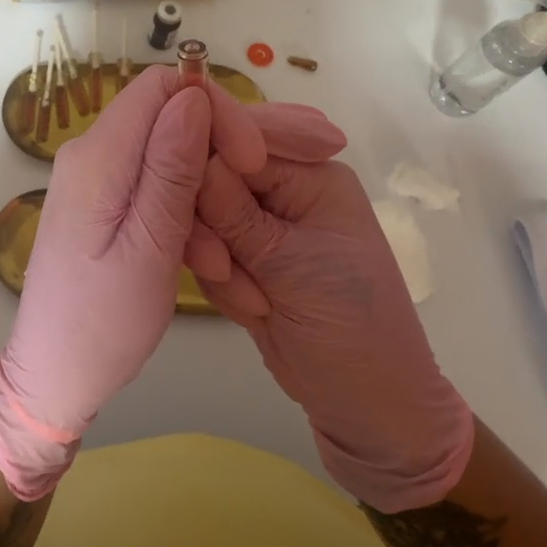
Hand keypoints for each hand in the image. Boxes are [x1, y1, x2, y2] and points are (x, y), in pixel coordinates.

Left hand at [0, 66, 263, 499]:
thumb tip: (193, 96)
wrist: (54, 374)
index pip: (161, 88)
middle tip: (248, 209)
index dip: (215, 108)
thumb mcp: (150, 247)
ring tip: (219, 259)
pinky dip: (183, 213)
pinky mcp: (101, 203)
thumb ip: (170, 169)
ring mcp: (92, 179)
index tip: (252, 158)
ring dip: (202, 195)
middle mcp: (89, 155)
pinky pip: (152, 185)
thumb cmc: (102, 324)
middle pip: (165, 117)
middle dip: (216, 155)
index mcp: (96, 158)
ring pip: (165, 155)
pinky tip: (201, 259)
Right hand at [189, 103, 473, 511]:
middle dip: (212, 227)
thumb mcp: (292, 265)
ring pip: (202, 220)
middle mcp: (285, 192)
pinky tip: (253, 312)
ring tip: (255, 303)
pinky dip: (222, 285)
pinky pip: (208, 254)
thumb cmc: (350, 327)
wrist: (366, 407)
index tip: (180, 188)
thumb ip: (233, 210)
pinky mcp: (248, 261)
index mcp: (311, 175)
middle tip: (224, 269)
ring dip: (219, 264)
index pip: (241, 139)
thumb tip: (187, 147)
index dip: (205, 155)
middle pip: (213, 178)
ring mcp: (264, 229)